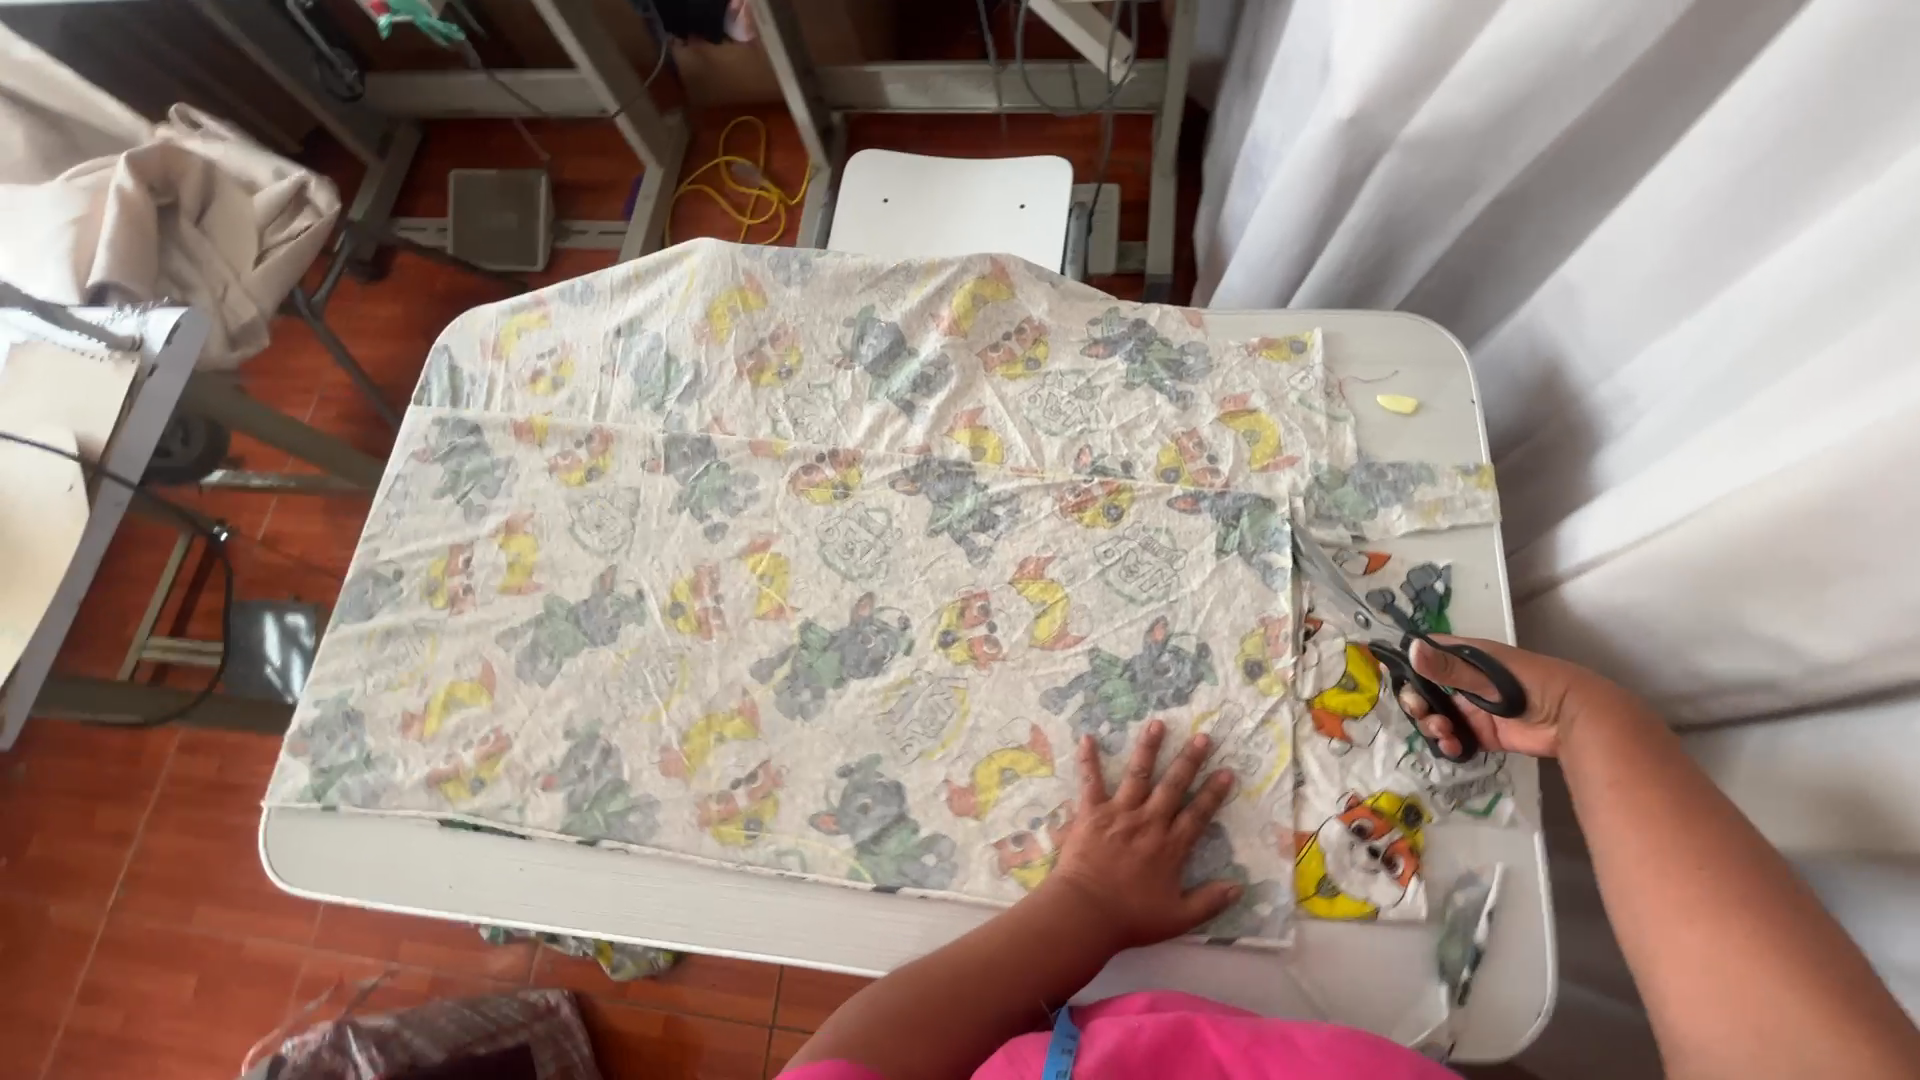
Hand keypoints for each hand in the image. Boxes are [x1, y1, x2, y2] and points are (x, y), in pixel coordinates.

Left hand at [1038, 720, 1239, 948]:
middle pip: (1173, 785)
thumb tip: (1240, 887)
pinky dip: (1088, 759)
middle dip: (1189, 760)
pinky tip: (1088, 737)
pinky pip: (1090, 781)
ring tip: (1158, 723)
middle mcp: (1148, 822)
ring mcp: (1119, 813)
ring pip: (1138, 774)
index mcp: (1170, 847)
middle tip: (1203, 736)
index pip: (1198, 814)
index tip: (1227, 772)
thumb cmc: (1131, 918)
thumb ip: (1210, 901)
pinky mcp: (1091, 812)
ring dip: (1148, 748)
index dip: (1213, 793)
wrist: (1086, 912)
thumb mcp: (1179, 918)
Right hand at [1400, 636, 1634, 758]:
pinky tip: (1452, 747)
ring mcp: (1473, 709)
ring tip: (1443, 732)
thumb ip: (1447, 667)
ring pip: (1437, 716)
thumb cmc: (1530, 685)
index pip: (1424, 656)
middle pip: (1424, 690)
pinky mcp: (1484, 734)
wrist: (1575, 719)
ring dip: (1431, 725)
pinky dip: (1448, 744)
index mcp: (1463, 659)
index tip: (1393, 678)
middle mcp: (1464, 682)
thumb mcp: (1486, 674)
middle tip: (1421, 712)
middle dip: (1416, 702)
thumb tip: (1410, 649)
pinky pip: (1455, 738)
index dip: (1406, 665)